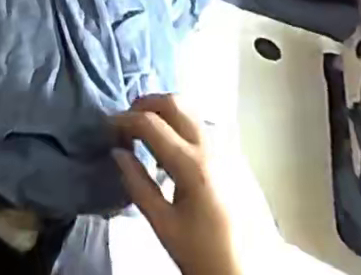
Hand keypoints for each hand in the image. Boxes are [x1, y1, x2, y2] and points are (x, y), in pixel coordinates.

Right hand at [111, 94, 240, 274]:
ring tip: (147, 133)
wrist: (253, 272)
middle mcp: (211, 145)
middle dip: (146, 103)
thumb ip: (138, 186)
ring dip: (166, 110)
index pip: (150, 123)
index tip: (108, 127)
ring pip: (192, 109)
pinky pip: (204, 123)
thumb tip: (118, 153)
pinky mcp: (236, 152)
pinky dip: (183, 122)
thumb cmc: (204, 254)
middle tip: (127, 121)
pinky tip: (174, 147)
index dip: (124, 120)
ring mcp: (227, 145)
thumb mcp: (165, 227)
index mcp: (192, 164)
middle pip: (174, 102)